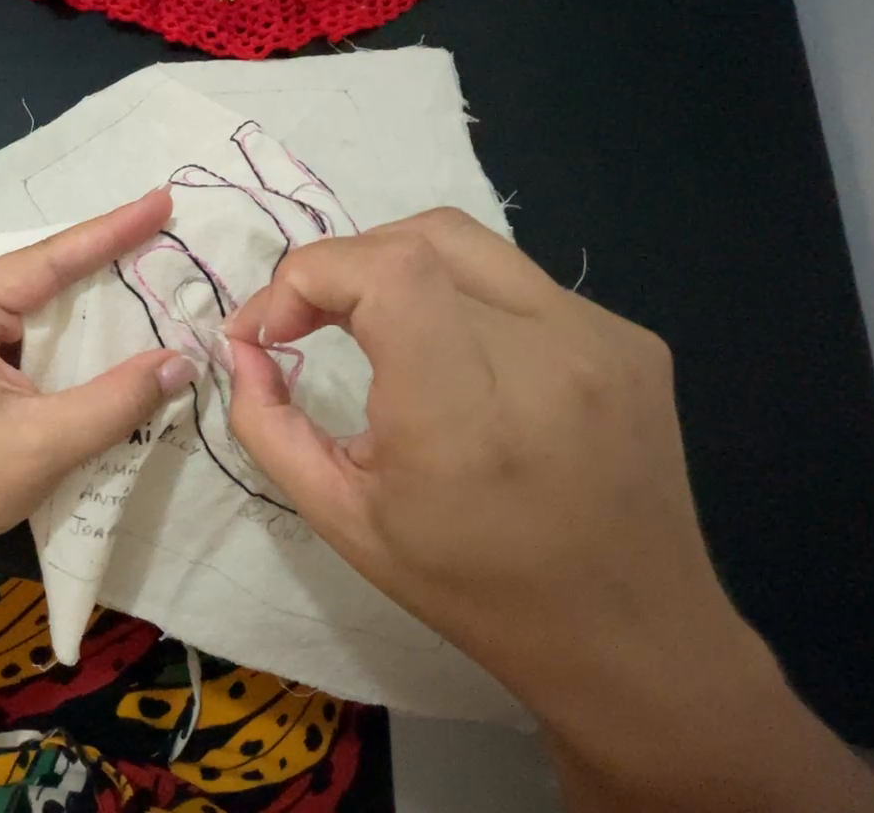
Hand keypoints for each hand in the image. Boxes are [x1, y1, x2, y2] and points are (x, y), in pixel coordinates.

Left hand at [0, 191, 195, 567]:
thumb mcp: (46, 443)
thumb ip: (116, 399)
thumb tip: (184, 359)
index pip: (44, 262)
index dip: (108, 232)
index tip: (159, 202)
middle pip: (42, 269)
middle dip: (104, 250)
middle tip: (165, 222)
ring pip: (41, 294)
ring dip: (94, 283)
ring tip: (152, 255)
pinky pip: (36, 323)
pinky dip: (78, 320)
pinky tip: (117, 311)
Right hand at [222, 209, 771, 756]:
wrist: (630, 636)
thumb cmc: (468, 584)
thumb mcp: (336, 514)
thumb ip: (266, 422)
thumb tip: (243, 349)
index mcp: (464, 408)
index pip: (383, 269)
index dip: (306, 277)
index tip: (272, 331)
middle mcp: (545, 352)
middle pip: (415, 238)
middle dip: (336, 268)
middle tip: (304, 323)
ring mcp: (599, 337)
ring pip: (464, 242)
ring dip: (387, 266)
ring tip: (363, 323)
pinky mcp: (628, 339)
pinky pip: (512, 280)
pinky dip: (447, 293)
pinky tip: (443, 351)